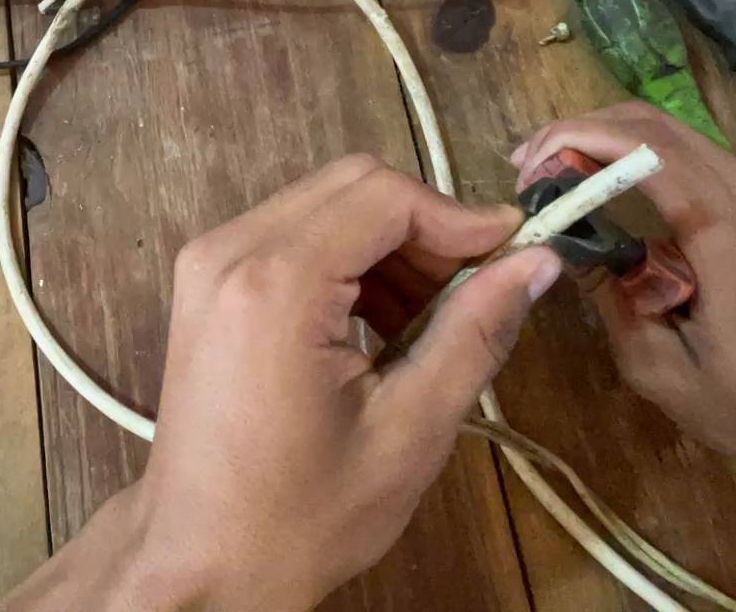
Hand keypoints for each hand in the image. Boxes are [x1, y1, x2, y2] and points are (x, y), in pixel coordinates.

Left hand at [3, 154, 560, 610]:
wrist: (199, 551)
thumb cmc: (301, 512)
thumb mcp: (408, 431)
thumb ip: (475, 333)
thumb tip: (536, 262)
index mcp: (276, 282)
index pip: (383, 196)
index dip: (457, 216)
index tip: (513, 251)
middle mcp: (230, 247)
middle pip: (351, 185)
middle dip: (423, 227)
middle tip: (472, 289)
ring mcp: (209, 255)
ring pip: (323, 202)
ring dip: (386, 244)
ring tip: (424, 319)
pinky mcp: (206, 272)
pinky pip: (291, 230)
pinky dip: (344, 256)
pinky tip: (373, 319)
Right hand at [510, 102, 735, 510]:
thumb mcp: (666, 375)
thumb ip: (611, 300)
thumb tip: (572, 247)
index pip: (649, 148)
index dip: (576, 138)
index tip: (526, 165)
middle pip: (659, 124)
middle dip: (582, 131)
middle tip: (531, 166)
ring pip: (679, 136)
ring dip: (611, 144)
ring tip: (562, 176)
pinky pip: (702, 163)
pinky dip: (644, 163)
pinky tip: (615, 194)